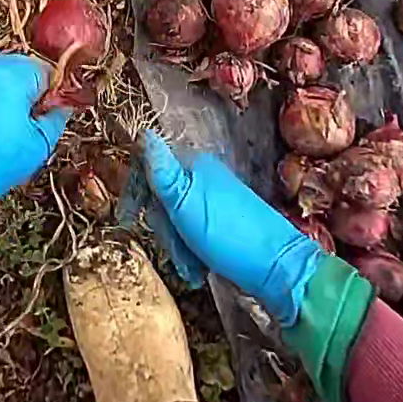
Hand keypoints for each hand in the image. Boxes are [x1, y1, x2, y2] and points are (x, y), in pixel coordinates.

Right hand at [140, 130, 324, 322]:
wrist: (276, 267)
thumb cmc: (226, 234)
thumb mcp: (184, 203)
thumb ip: (161, 171)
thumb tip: (143, 131)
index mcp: (193, 165)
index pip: (150, 166)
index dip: (135, 192)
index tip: (126, 219)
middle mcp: (203, 177)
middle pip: (162, 197)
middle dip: (163, 228)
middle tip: (174, 249)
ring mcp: (214, 199)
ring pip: (176, 219)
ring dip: (178, 246)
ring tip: (190, 267)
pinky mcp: (222, 222)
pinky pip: (193, 233)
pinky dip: (191, 253)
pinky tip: (199, 269)